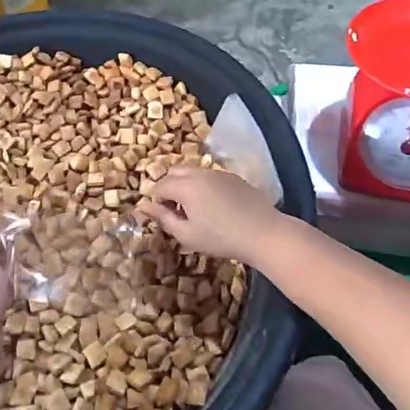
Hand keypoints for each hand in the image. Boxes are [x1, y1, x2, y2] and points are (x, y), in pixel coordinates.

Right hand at [136, 166, 290, 264]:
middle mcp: (200, 173)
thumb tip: (146, 206)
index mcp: (185, 185)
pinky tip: (214, 206)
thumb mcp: (187, 234)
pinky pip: (209, 176)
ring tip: (194, 210)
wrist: (263, 232)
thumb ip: (164, 218)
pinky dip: (203, 186)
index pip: (160, 185)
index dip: (156, 201)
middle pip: (174, 172)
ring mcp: (218, 173)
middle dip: (169, 187)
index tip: (164, 218)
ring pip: (193, 172)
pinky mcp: (233, 177)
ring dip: (186, 185)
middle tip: (176, 211)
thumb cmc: (221, 238)